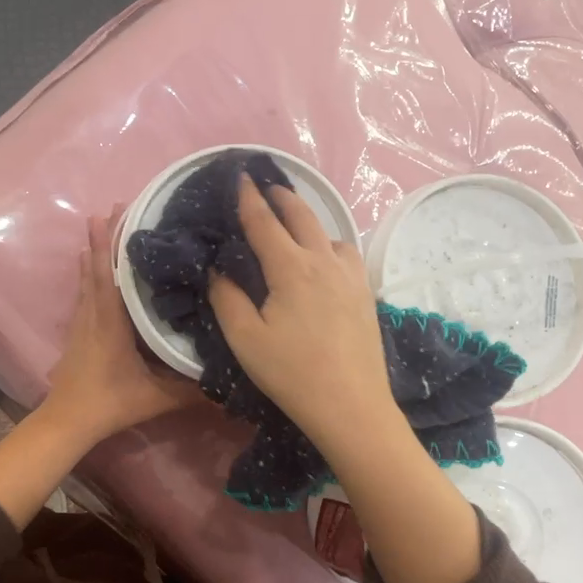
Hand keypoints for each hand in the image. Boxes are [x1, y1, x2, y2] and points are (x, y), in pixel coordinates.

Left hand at [40, 210, 201, 446]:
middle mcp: (92, 314)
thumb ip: (191, 388)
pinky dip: (91, 273)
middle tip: (119, 206)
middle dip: (106, 236)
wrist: (68, 421)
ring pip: (87, 278)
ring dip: (96, 251)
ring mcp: (81, 322)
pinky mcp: (77, 332)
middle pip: (95, 266)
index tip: (114, 212)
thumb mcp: (156, 397)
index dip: (108, 242)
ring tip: (107, 225)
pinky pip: (85, 293)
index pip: (107, 273)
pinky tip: (93, 267)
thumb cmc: (110, 403)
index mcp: (110, 321)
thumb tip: (230, 377)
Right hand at [211, 176, 479, 582]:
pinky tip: (322, 260)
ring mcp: (350, 276)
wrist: (351, 406)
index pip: (264, 222)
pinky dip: (328, 243)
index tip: (239, 177)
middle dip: (282, 197)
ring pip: (329, 233)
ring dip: (308, 220)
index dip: (248, 199)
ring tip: (292, 224)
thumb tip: (218, 269)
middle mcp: (324, 261)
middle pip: (302, 216)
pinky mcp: (364, 294)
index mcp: (291, 268)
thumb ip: (227, 298)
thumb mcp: (244, 339)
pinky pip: (346, 253)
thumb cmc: (291, 372)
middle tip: (266, 187)